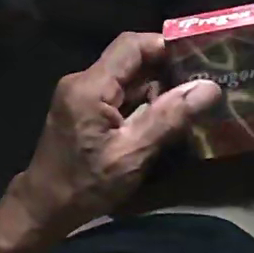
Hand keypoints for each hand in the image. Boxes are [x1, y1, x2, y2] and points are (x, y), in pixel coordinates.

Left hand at [1, 32, 220, 250]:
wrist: (44, 208)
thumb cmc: (86, 185)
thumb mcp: (133, 154)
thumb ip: (169, 118)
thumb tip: (209, 87)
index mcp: (90, 86)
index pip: (131, 45)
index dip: (165, 45)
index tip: (198, 56)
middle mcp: (82, 81)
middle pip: (130, 60)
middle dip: (166, 69)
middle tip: (204, 80)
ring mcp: (81, 94)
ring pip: (126, 77)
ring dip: (156, 87)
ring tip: (193, 98)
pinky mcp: (83, 108)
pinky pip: (118, 93)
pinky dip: (142, 101)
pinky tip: (167, 115)